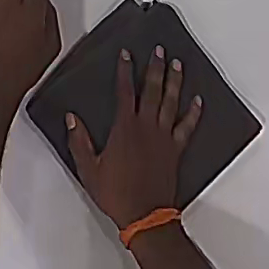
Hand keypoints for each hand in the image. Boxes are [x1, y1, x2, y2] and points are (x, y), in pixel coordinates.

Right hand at [68, 46, 203, 230]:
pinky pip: (187, 127)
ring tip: (177, 64)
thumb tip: (71, 118)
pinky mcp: (175, 150)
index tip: (126, 54)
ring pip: (171, 103)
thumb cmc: (116, 193)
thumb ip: (79, 141)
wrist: (146, 217)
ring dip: (174, 82)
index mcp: (124, 128)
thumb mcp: (88, 168)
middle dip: (154, 68)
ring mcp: (164, 138)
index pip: (125, 91)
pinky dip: (194, 113)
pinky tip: (198, 100)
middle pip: (152, 90)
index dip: (125, 71)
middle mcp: (146, 127)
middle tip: (158, 50)